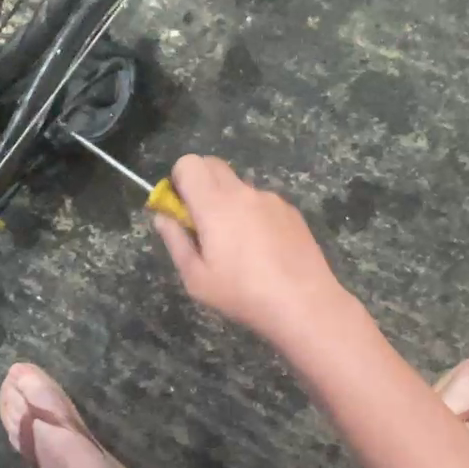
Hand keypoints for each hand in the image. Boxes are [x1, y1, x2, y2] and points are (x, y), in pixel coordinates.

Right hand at [152, 154, 356, 344]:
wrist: (306, 304)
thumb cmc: (243, 294)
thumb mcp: (196, 278)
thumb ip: (175, 241)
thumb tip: (162, 217)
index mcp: (214, 205)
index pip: (188, 163)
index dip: (179, 180)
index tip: (181, 209)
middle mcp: (242, 192)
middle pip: (212, 164)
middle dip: (200, 183)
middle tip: (203, 222)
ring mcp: (270, 199)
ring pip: (238, 185)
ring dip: (228, 201)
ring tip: (238, 245)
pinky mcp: (290, 211)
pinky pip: (261, 201)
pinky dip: (253, 213)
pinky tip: (264, 250)